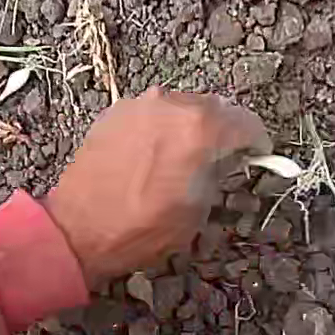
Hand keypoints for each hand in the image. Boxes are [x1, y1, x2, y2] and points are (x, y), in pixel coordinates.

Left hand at [43, 89, 270, 288]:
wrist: (77, 230)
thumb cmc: (141, 228)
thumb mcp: (198, 209)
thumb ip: (218, 174)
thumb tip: (223, 160)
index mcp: (200, 127)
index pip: (246, 124)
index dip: (256, 143)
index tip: (256, 156)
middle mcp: (170, 104)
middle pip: (213, 109)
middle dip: (221, 131)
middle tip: (219, 158)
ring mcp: (138, 105)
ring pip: (178, 107)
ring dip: (187, 126)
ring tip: (181, 157)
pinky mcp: (112, 114)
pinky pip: (148, 114)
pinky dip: (157, 128)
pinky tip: (150, 154)